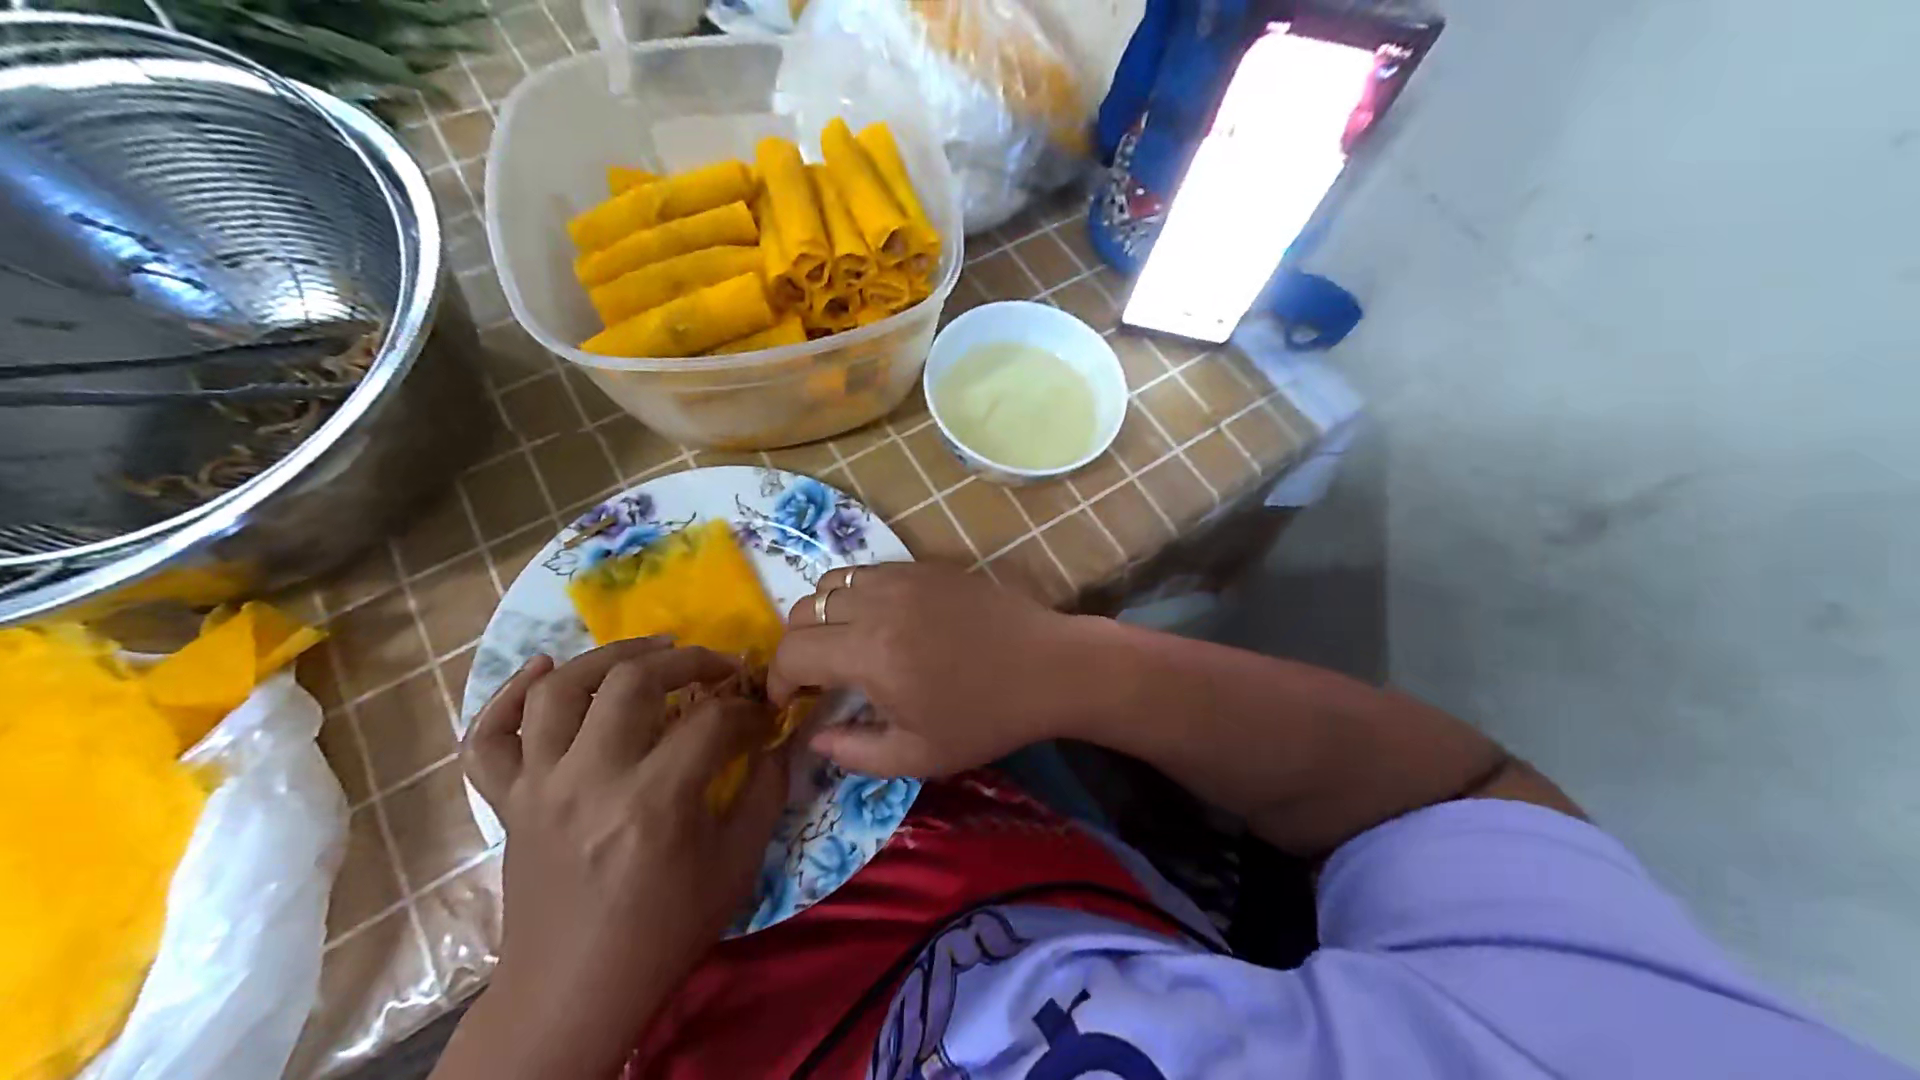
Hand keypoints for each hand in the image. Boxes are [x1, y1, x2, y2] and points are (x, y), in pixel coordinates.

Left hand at [458, 640, 786, 1074]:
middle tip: (716, 667)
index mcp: (654, 802)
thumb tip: (780, 738)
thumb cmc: (665, 931)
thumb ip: (765, 792)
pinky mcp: (508, 803)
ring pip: (560, 691)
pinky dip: (508, 695)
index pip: (713, 721)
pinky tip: (542, 669)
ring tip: (649, 649)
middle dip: (688, 660)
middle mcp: (590, 781)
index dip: (749, 710)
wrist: (574, 994)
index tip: (764, 717)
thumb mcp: (737, 864)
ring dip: (609, 656)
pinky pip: (489, 738)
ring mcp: (538, 788)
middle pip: (634, 681)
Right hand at [770, 562, 1100, 775]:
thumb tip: (815, 736)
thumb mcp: (918, 755)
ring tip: (844, 645)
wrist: (1048, 667)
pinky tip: (880, 622)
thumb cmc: (986, 717)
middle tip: (815, 678)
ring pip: (833, 582)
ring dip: (823, 615)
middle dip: (796, 647)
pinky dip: (856, 595)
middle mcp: (877, 603)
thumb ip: (854, 751)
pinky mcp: (926, 566)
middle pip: (804, 610)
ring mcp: (903, 577)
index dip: (777, 680)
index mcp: (870, 652)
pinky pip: (869, 571)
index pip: (792, 652)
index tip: (789, 702)